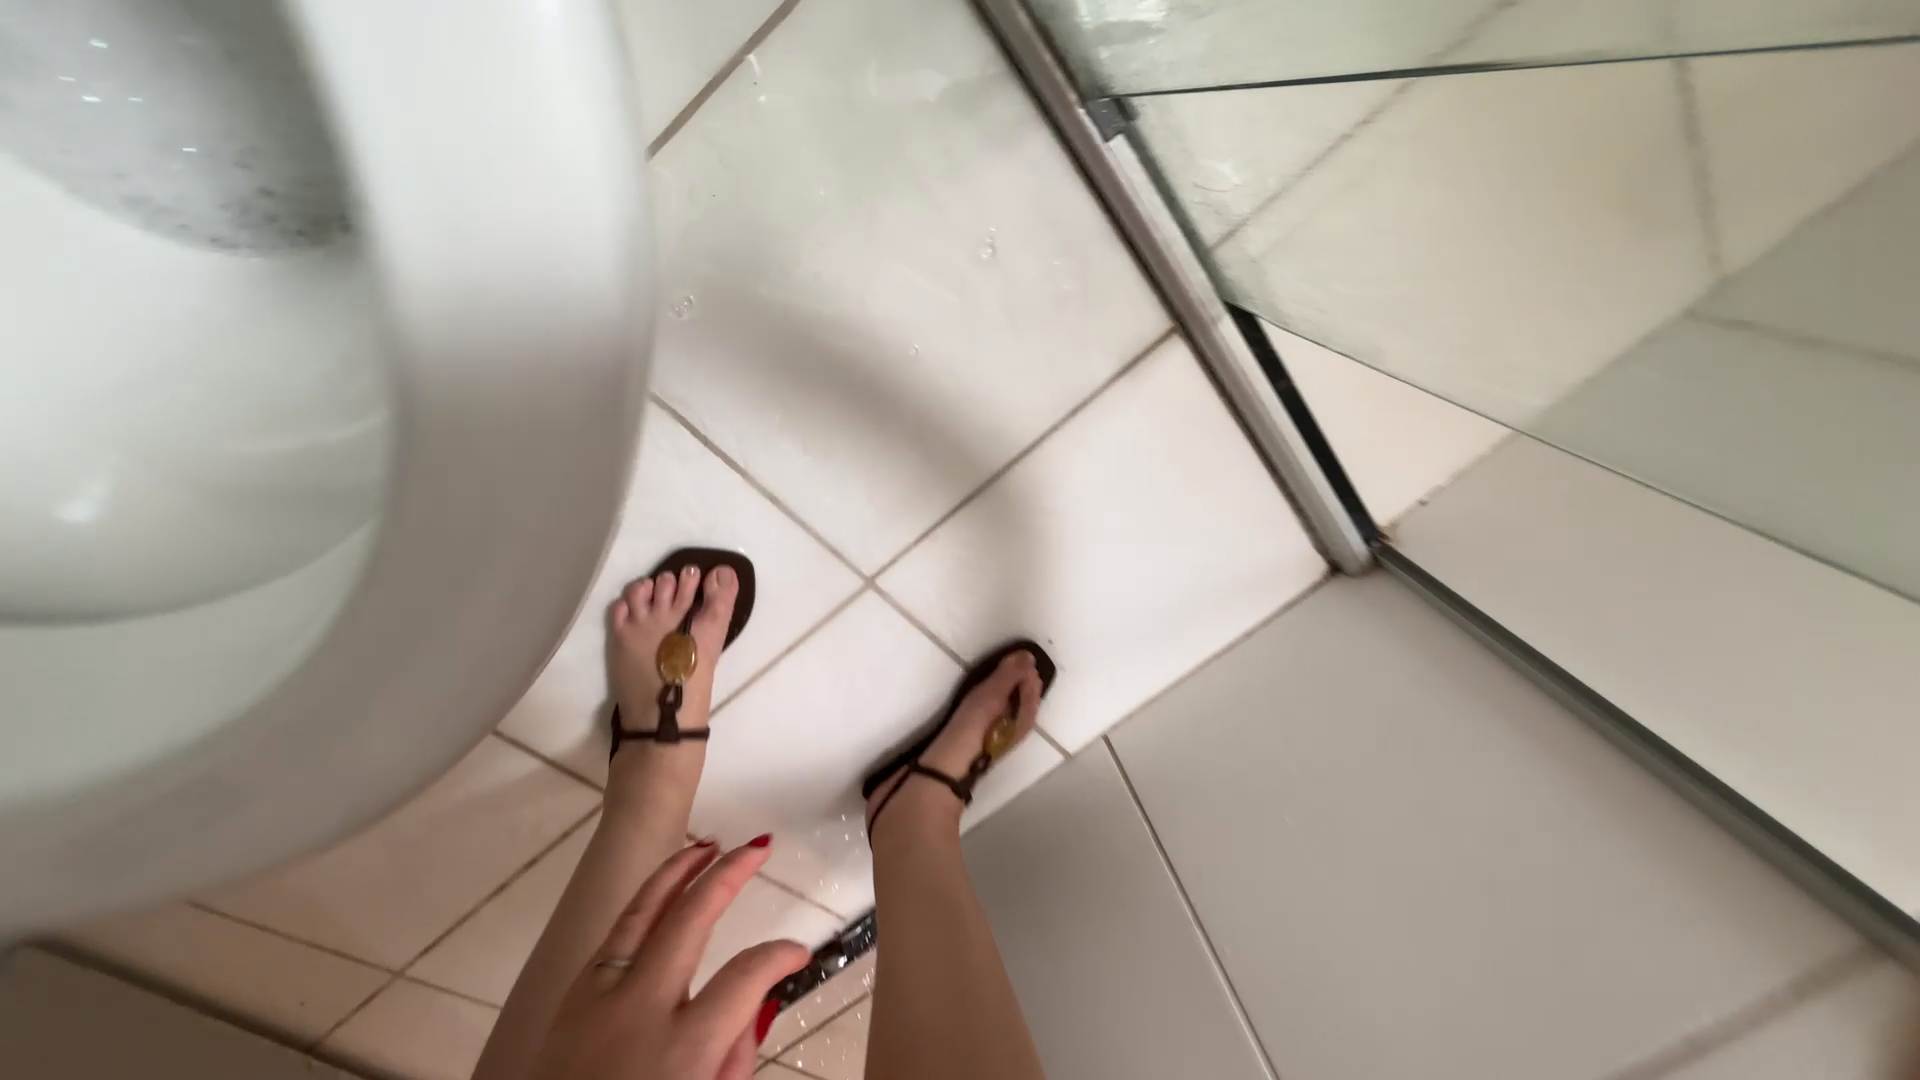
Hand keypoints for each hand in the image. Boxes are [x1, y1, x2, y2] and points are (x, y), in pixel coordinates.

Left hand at [530, 838, 810, 1079]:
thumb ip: (736, 1055)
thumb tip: (755, 1002)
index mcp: (680, 1051)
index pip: (747, 976)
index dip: (780, 955)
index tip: (798, 952)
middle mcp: (638, 1011)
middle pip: (692, 917)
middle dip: (730, 872)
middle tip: (760, 846)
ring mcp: (599, 998)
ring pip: (645, 910)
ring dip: (680, 870)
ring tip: (710, 844)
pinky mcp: (574, 998)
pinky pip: (617, 933)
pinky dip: (647, 902)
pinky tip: (665, 889)